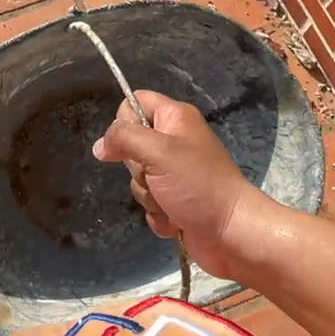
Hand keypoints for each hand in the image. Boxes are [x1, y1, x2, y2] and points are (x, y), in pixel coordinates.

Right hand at [92, 90, 264, 279]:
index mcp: (175, 118)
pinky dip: (159, 215)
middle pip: (132, 145)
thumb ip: (124, 138)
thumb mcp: (157, 152)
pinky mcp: (177, 202)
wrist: (234, 234)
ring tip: (170, 204)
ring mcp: (176, 174)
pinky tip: (176, 221)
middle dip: (138, 169)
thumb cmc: (197, 184)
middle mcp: (175, 142)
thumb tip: (100, 146)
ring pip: (139, 178)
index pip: (136, 101)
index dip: (126, 120)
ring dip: (149, 196)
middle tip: (156, 177)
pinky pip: (150, 203)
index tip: (131, 142)